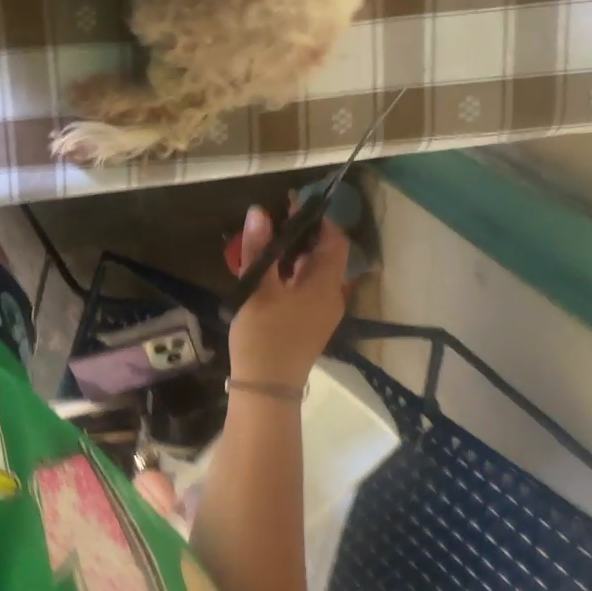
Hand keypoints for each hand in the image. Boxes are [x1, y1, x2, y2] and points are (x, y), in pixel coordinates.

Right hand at [224, 202, 348, 389]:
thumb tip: (259, 212)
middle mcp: (332, 296)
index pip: (334, 241)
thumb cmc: (264, 335)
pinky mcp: (310, 323)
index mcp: (325, 285)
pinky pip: (308, 287)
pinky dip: (293, 272)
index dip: (318, 219)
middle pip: (326, 256)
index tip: (292, 203)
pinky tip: (269, 272)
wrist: (267, 387)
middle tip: (273, 219)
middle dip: (303, 234)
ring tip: (266, 241)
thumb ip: (258, 249)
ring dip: (296, 254)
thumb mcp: (257, 288)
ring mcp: (323, 312)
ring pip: (315, 272)